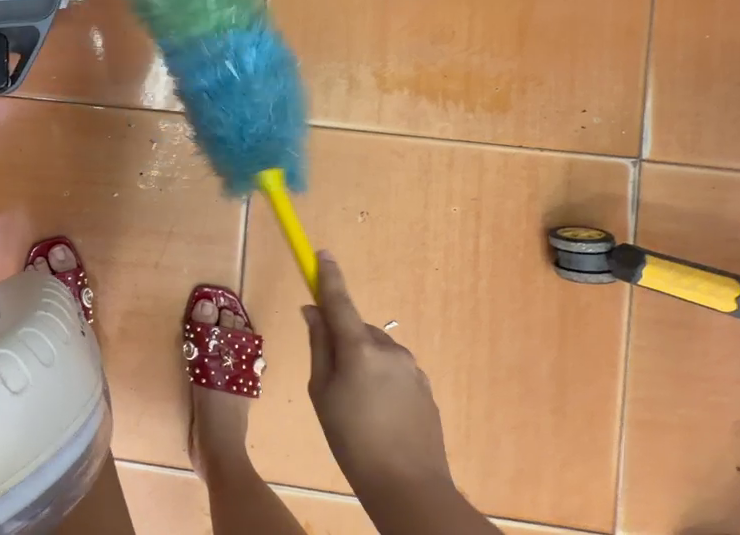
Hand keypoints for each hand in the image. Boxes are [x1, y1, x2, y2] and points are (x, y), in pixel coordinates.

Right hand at [301, 255, 452, 496]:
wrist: (409, 486)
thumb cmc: (352, 439)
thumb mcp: (321, 392)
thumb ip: (319, 346)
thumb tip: (314, 312)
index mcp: (359, 348)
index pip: (339, 301)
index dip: (329, 276)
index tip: (322, 254)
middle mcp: (389, 350)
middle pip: (357, 329)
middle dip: (342, 340)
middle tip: (329, 378)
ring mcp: (412, 369)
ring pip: (375, 350)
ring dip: (361, 362)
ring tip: (354, 404)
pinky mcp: (425, 388)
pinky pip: (393, 370)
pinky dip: (379, 379)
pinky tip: (377, 413)